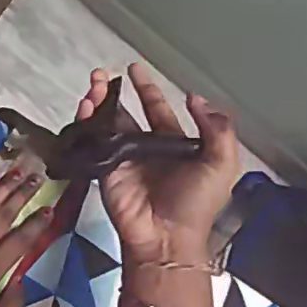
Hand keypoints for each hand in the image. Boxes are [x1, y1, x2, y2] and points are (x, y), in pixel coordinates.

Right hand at [77, 63, 242, 265]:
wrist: (166, 236)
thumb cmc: (196, 203)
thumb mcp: (221, 164)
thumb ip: (216, 129)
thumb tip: (195, 98)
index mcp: (174, 145)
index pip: (158, 110)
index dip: (148, 91)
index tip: (137, 70)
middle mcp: (145, 148)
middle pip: (126, 112)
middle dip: (115, 91)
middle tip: (103, 73)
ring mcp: (122, 158)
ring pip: (106, 123)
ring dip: (97, 101)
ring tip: (92, 84)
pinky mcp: (104, 168)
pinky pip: (93, 141)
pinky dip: (87, 122)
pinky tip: (85, 107)